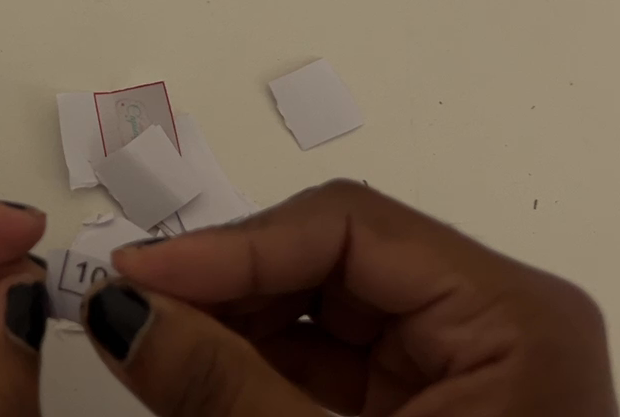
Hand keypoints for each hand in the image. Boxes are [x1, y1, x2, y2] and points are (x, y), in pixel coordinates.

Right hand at [84, 180, 617, 416]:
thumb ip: (225, 391)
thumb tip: (111, 305)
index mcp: (507, 315)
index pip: (344, 226)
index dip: (233, 244)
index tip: (138, 273)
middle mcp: (483, 314)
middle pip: (323, 254)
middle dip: (226, 284)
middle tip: (137, 308)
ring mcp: (452, 354)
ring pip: (311, 294)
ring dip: (230, 317)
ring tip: (161, 340)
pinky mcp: (418, 394)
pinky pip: (319, 346)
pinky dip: (255, 357)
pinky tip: (206, 370)